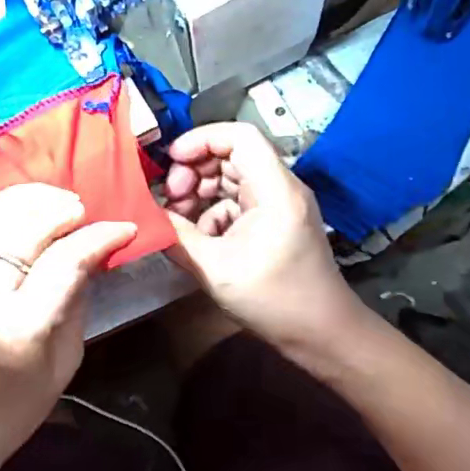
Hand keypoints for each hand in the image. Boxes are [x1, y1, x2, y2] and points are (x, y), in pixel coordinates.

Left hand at [0, 168, 137, 470]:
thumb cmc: (16, 408)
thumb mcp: (64, 362)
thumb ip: (76, 299)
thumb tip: (92, 252)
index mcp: (20, 327)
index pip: (64, 260)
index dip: (100, 237)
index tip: (125, 228)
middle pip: (24, 227)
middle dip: (61, 209)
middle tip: (85, 212)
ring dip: (26, 198)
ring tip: (55, 202)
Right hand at [164, 122, 364, 353]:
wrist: (321, 334)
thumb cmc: (274, 300)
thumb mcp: (215, 269)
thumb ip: (177, 237)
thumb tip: (148, 217)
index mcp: (275, 189)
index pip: (239, 136)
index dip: (200, 139)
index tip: (170, 162)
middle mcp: (280, 188)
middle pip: (231, 154)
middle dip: (194, 170)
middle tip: (169, 197)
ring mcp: (278, 205)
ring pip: (232, 178)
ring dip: (199, 192)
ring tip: (176, 217)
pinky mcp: (273, 222)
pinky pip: (237, 202)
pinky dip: (212, 211)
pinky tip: (196, 236)